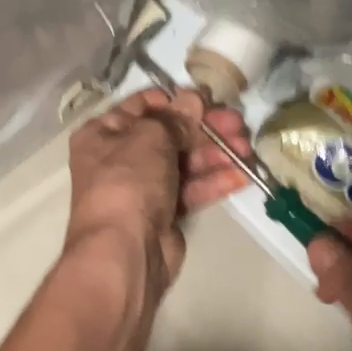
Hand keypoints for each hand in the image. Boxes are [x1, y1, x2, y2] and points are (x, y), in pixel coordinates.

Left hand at [65, 87, 252, 290]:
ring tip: (247, 147)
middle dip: (204, 128)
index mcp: (103, 133)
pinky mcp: (164, 213)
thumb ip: (175, 117)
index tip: (209, 97)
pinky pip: (191, 189)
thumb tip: (193, 97)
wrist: (124, 252)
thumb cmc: (128, 182)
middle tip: (238, 123)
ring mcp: (143, 186)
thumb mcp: (150, 138)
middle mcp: (119, 157)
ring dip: (215, 153)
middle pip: (168, 134)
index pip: (142, 105)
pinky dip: (214, 181)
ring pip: (183, 162)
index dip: (176, 100)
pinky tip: (243, 174)